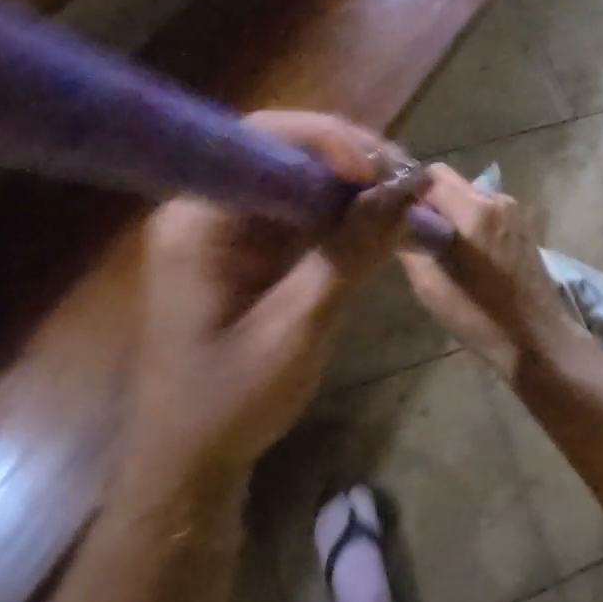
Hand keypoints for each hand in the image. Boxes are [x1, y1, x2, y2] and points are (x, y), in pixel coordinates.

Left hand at [125, 111, 424, 489]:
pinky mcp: (250, 248)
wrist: (191, 459)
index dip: (326, 141)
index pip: (263, 142)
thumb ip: (348, 255)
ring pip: (301, 178)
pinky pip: (303, 210)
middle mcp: (210, 208)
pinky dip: (346, 214)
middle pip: (286, 150)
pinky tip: (386, 220)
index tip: (380, 172)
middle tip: (411, 181)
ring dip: (356, 185)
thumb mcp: (296, 329)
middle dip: (352, 160)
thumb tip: (404, 190)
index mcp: (198, 220)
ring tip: (409, 196)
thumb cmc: (230, 401)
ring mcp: (230, 227)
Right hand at [397, 164, 584, 380]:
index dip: (407, 190)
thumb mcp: (430, 286)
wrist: (537, 339)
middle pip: (449, 180)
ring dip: (449, 210)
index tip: (392, 212)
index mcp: (474, 211)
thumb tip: (396, 219)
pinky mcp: (522, 224)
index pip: (429, 176)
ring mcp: (513, 211)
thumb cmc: (480, 318)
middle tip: (412, 229)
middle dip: (428, 198)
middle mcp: (496, 200)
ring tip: (437, 243)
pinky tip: (463, 250)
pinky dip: (468, 219)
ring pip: (467, 193)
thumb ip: (410, 243)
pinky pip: (485, 208)